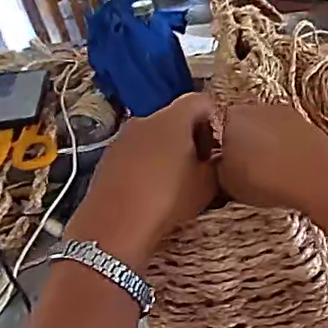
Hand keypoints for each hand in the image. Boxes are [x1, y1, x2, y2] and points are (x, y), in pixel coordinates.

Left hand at [64, 93, 218, 268]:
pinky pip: (137, 150)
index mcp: (174, 118)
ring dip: (169, 150)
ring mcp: (123, 137)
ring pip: (155, 134)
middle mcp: (146, 119)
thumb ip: (219, 164)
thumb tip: (219, 158)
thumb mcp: (207, 185)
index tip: (218, 148)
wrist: (115, 226)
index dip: (216, 120)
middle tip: (200, 167)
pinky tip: (151, 188)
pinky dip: (148, 161)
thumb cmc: (168, 199)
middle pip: (177, 117)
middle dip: (192, 137)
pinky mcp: (108, 156)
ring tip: (175, 181)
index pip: (201, 101)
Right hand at [214, 102, 327, 213]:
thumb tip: (220, 165)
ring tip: (270, 172)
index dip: (217, 147)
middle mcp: (254, 107)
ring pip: (266, 128)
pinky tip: (289, 167)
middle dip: (242, 143)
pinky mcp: (305, 122)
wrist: (315, 177)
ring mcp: (282, 112)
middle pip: (241, 124)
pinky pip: (287, 134)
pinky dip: (286, 147)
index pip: (212, 127)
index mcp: (227, 117)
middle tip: (245, 170)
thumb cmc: (265, 179)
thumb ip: (217, 168)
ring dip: (266, 144)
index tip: (222, 164)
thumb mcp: (226, 183)